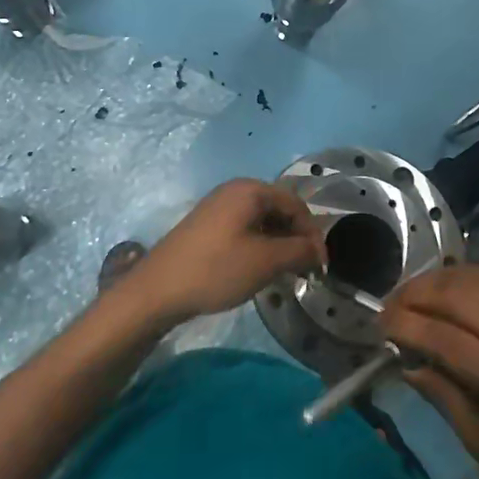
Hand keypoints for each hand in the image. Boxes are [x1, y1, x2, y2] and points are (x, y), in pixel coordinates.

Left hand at [122, 179, 325, 325]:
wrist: (158, 289)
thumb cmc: (217, 269)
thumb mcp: (266, 261)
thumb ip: (299, 251)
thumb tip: (318, 249)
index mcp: (250, 190)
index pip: (296, 203)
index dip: (312, 232)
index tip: (321, 264)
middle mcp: (234, 190)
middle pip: (278, 208)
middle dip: (296, 237)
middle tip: (305, 268)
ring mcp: (218, 206)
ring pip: (261, 220)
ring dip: (278, 243)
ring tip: (285, 272)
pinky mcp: (207, 225)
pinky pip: (244, 228)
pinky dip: (259, 245)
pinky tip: (259, 268)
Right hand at [380, 266, 478, 478]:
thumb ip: (442, 394)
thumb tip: (406, 358)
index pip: (449, 337)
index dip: (408, 325)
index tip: (378, 326)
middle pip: (461, 295)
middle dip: (416, 294)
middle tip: (387, 310)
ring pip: (475, 280)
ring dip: (435, 282)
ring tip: (407, 299)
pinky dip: (457, 281)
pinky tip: (438, 296)